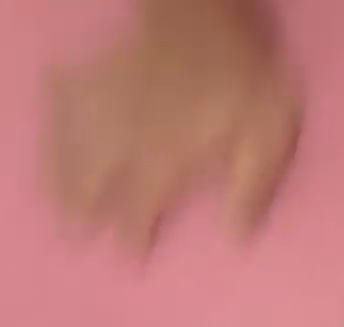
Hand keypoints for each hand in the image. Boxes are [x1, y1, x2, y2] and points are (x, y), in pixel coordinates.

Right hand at [43, 0, 300, 253]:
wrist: (205, 14)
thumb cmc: (248, 85)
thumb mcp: (266, 144)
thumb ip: (249, 190)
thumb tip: (237, 237)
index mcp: (171, 155)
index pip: (145, 202)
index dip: (133, 230)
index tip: (124, 257)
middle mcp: (128, 131)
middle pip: (99, 176)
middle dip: (83, 207)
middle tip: (71, 237)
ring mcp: (107, 97)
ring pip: (73, 142)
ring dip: (60, 173)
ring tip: (53, 202)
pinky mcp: (100, 70)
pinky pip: (63, 97)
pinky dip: (51, 117)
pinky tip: (47, 126)